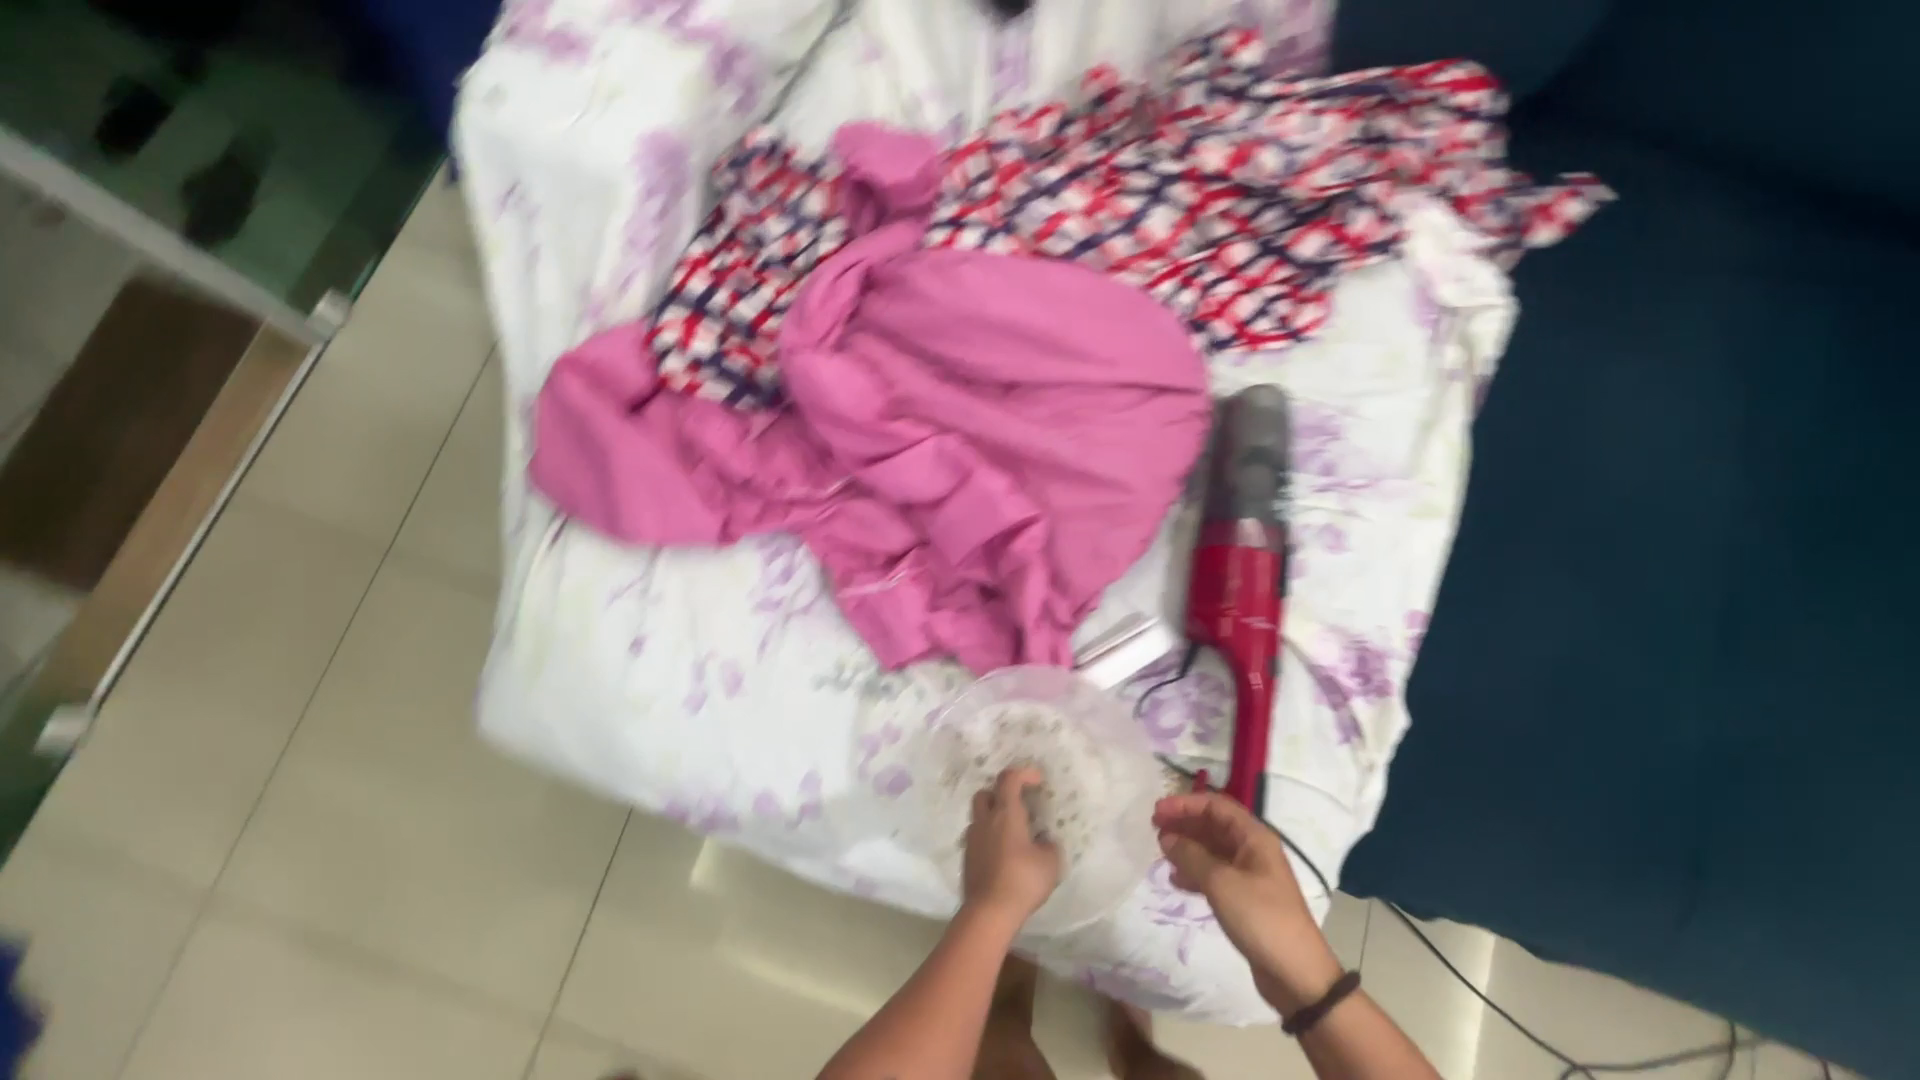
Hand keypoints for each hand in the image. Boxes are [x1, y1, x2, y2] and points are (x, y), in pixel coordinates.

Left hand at [961, 767, 1061, 924]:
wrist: (989, 911)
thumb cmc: (1022, 880)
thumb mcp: (1050, 862)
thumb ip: (1049, 846)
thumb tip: (1043, 843)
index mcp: (1005, 813)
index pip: (1009, 779)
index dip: (1024, 773)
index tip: (1037, 781)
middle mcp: (985, 820)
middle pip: (986, 793)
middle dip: (1001, 794)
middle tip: (1019, 807)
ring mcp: (972, 839)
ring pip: (979, 817)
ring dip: (994, 818)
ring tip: (1013, 835)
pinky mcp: (967, 858)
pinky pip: (978, 838)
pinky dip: (989, 839)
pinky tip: (1004, 856)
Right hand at [1152, 792, 1342, 1013]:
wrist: (1295, 973)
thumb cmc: (1260, 918)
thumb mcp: (1221, 883)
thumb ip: (1191, 856)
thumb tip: (1166, 837)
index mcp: (1254, 837)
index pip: (1216, 805)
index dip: (1185, 804)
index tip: (1156, 811)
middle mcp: (1253, 850)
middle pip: (1214, 825)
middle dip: (1184, 824)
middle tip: (1154, 830)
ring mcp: (1250, 875)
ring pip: (1213, 850)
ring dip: (1187, 847)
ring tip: (1162, 854)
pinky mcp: (1245, 898)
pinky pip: (1215, 874)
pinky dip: (1195, 872)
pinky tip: (1177, 881)